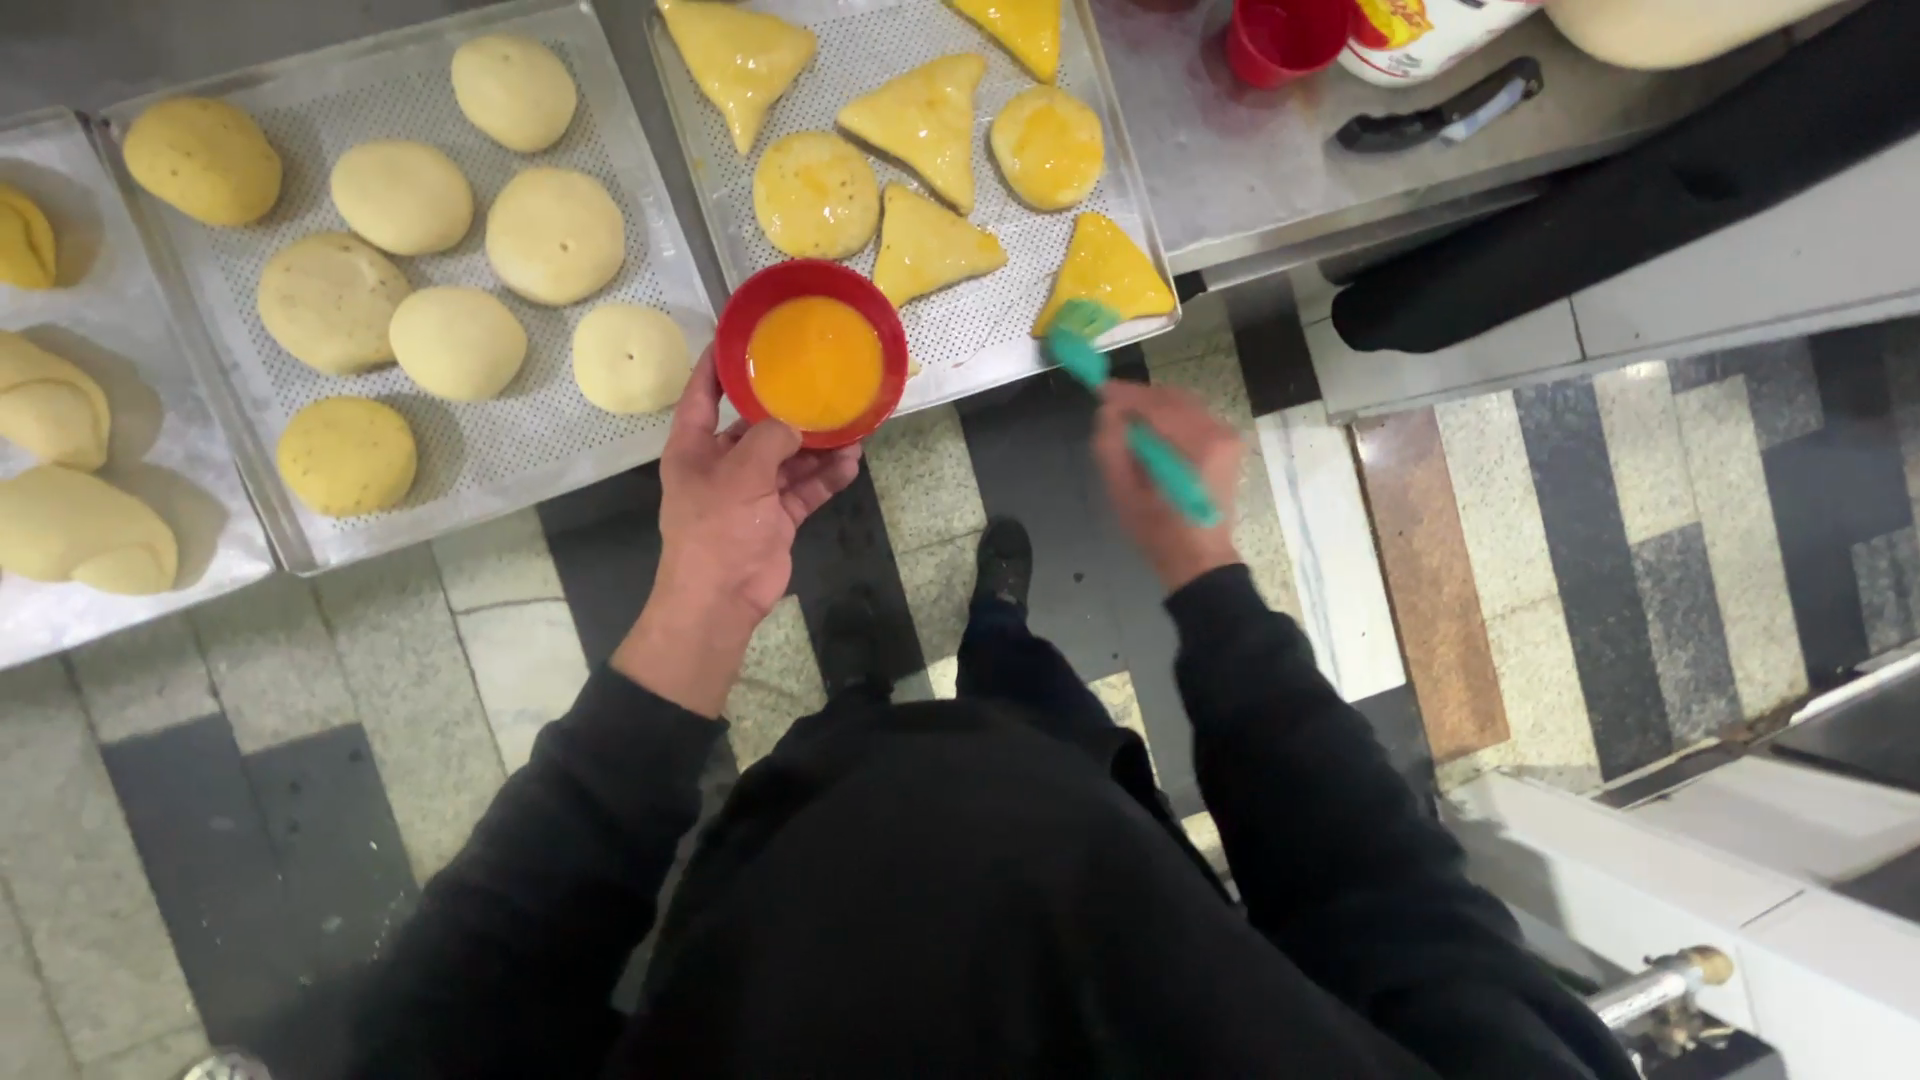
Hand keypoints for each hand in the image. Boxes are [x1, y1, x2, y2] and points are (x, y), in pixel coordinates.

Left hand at [612, 351, 862, 716]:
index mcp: (694, 448)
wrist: (721, 596)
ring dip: (818, 448)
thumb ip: (769, 439)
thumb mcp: (739, 473)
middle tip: (824, 390)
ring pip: (789, 460)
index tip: (740, 337)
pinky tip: (851, 464)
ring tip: (852, 429)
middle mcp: (722, 465)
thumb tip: (794, 426)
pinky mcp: (776, 518)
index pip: (703, 395)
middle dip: (790, 413)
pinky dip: (825, 478)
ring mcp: (752, 493)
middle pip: (757, 428)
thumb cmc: (716, 528)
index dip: (717, 365)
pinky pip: (804, 490)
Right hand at [1094, 380, 1242, 592]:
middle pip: (1172, 398)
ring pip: (1183, 405)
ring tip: (1127, 422)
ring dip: (1154, 408)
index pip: (1155, 403)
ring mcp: (1227, 437)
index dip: (1125, 393)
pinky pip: (1193, 418)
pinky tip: (1150, 435)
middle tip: (1110, 406)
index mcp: (1196, 443)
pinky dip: (1169, 419)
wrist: (1199, 560)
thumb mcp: (1122, 492)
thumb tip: (1108, 410)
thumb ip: (1111, 445)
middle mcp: (1218, 431)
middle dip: (1139, 398)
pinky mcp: (1227, 445)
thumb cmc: (1157, 531)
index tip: (1099, 388)